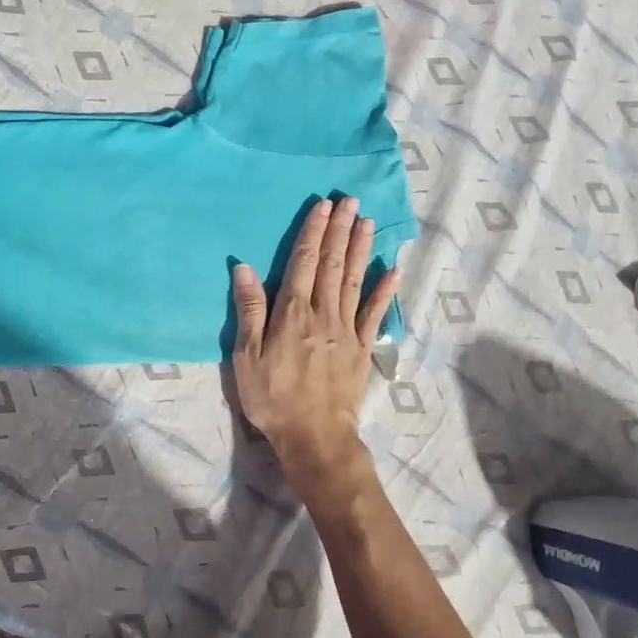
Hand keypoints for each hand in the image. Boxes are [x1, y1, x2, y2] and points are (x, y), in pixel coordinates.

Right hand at [231, 196, 400, 474]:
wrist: (314, 436)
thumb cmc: (272, 397)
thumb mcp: (246, 355)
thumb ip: (250, 310)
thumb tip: (244, 268)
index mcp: (292, 312)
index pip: (304, 262)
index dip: (313, 232)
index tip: (322, 206)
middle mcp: (323, 313)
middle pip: (333, 264)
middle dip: (340, 230)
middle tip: (350, 201)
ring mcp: (347, 330)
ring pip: (355, 281)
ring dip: (361, 249)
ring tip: (368, 222)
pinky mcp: (363, 349)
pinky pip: (376, 314)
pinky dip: (385, 291)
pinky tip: (393, 270)